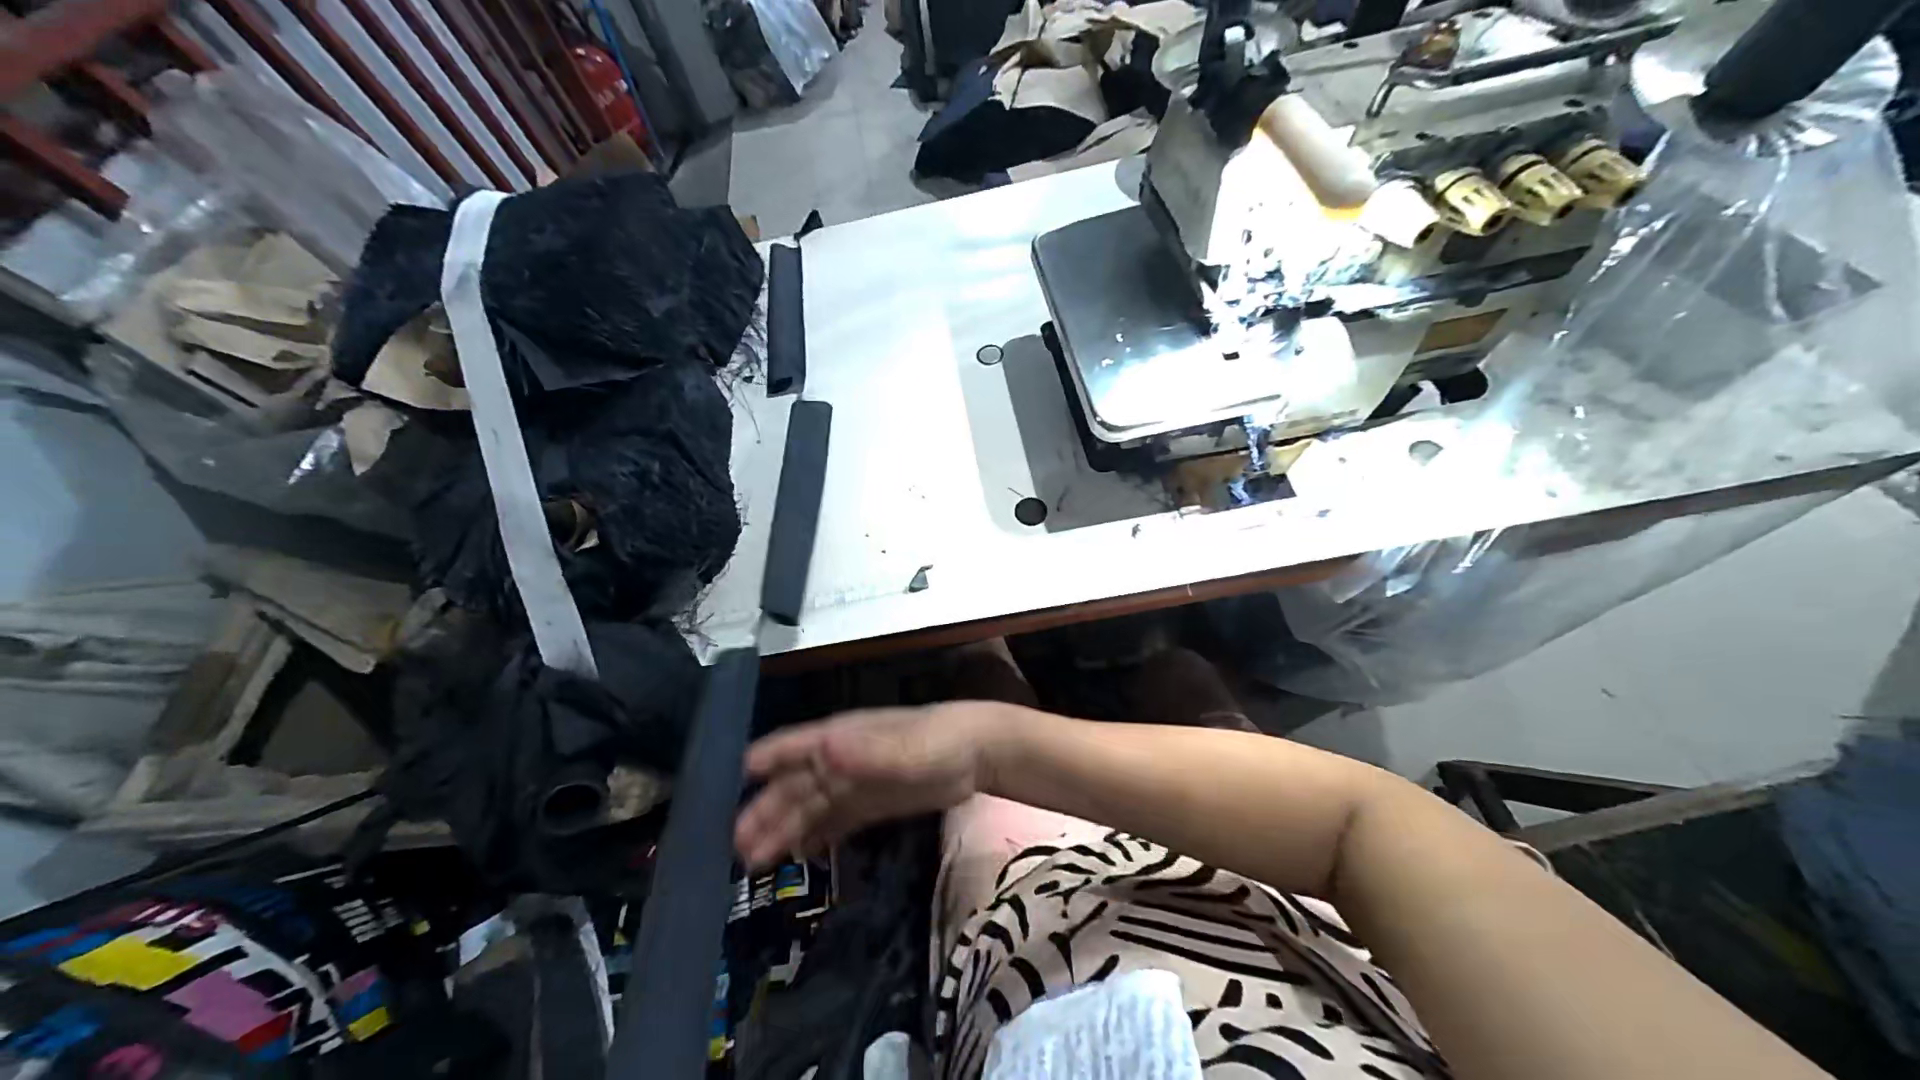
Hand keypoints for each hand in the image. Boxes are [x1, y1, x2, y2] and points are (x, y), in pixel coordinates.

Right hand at [732, 703, 1003, 868]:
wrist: (976, 753)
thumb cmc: (937, 741)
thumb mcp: (904, 747)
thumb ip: (865, 752)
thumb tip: (821, 752)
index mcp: (841, 738)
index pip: (791, 748)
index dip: (761, 762)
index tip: (727, 785)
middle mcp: (841, 758)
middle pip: (795, 786)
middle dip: (765, 812)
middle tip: (735, 847)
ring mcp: (857, 782)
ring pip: (811, 807)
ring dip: (784, 829)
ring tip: (755, 860)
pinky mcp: (873, 802)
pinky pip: (836, 820)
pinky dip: (816, 835)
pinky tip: (800, 854)